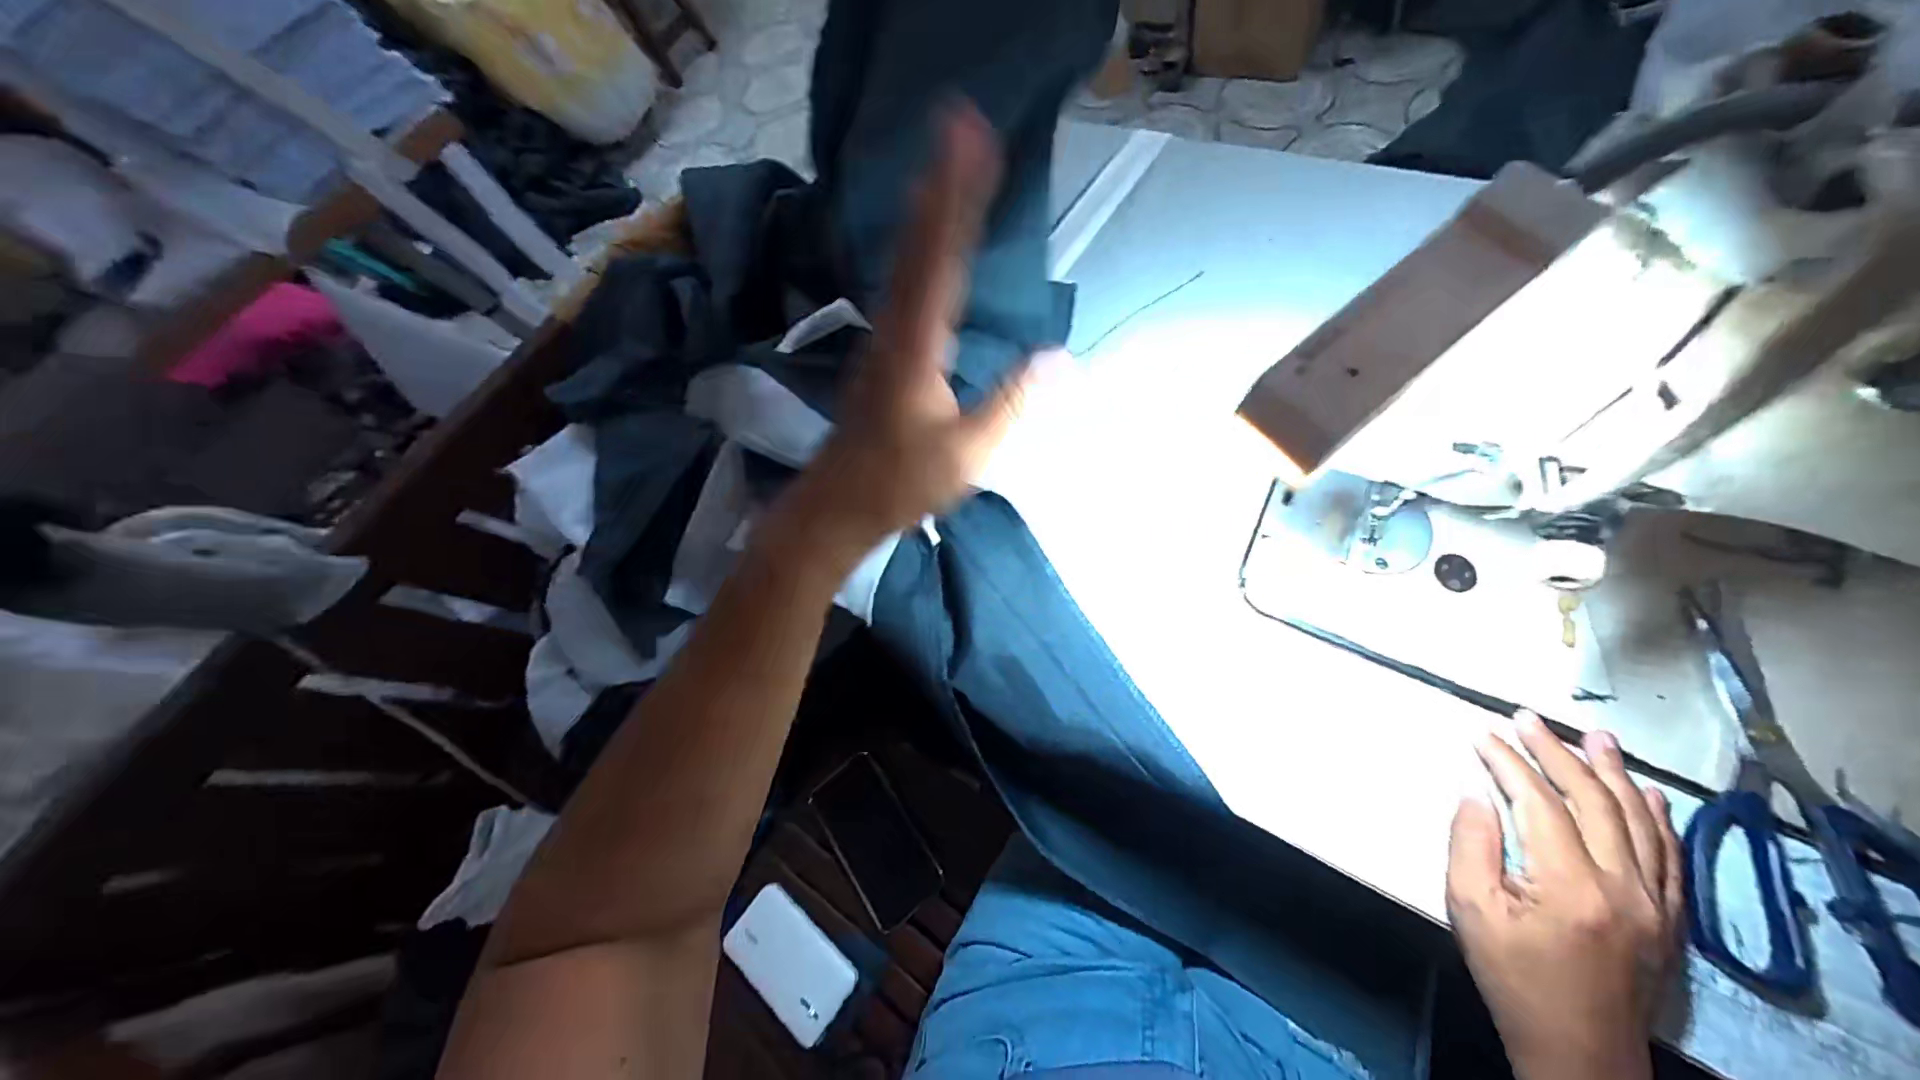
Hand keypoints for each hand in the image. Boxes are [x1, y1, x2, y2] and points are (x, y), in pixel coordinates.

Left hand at [787, 103, 1034, 549]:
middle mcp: (893, 328)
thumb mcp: (967, 452)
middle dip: (942, 183)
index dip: (957, 199)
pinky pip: (902, 286)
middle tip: (960, 124)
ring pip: (905, 261)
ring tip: (945, 164)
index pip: (940, 258)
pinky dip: (918, 250)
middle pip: (920, 245)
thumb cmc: (900, 482)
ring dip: (927, 210)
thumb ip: (1013, 402)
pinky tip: (925, 243)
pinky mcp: (879, 353)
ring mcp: (881, 339)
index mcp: (916, 345)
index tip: (971, 143)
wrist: (837, 505)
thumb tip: (1065, 358)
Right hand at [1447, 711, 1684, 1079]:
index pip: (1539, 803)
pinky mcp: (1668, 918)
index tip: (1484, 735)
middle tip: (1528, 719)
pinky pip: (1669, 855)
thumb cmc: (1512, 977)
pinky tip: (1646, 792)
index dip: (1509, 763)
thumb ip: (1471, 845)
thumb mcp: (1469, 910)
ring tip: (1595, 736)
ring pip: (1638, 821)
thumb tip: (1477, 794)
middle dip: (1556, 753)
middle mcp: (1624, 887)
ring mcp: (1655, 903)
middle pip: (1592, 801)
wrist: (1578, 1050)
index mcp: (1570, 885)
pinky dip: (1656, 816)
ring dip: (1613, 773)